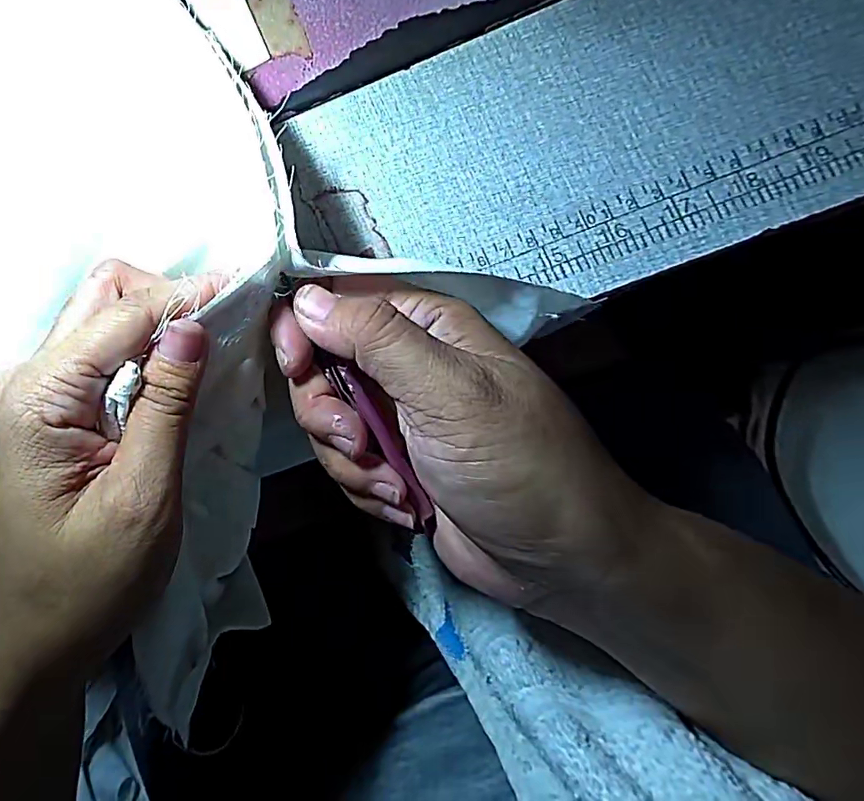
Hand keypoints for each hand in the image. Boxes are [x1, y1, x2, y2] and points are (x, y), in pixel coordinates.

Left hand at [0, 261, 223, 681]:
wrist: (38, 637)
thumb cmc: (88, 584)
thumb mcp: (142, 498)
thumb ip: (166, 404)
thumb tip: (193, 324)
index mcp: (38, 395)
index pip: (118, 316)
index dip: (182, 298)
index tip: (239, 288)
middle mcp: (28, 377)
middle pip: (102, 296)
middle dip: (164, 297)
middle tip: (220, 322)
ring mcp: (36, 389)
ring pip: (103, 315)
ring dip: (156, 321)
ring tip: (207, 343)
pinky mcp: (52, 405)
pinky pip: (102, 350)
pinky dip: (144, 348)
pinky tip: (177, 369)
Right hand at [270, 277, 657, 613]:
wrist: (565, 564)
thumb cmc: (520, 463)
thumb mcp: (449, 391)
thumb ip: (375, 338)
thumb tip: (306, 299)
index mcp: (420, 325)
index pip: (334, 302)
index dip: (302, 328)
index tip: (297, 366)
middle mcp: (400, 361)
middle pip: (316, 364)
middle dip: (325, 409)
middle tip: (357, 440)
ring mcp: (391, 411)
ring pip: (322, 418)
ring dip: (347, 458)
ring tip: (396, 486)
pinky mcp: (387, 458)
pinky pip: (339, 460)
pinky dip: (363, 486)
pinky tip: (406, 502)